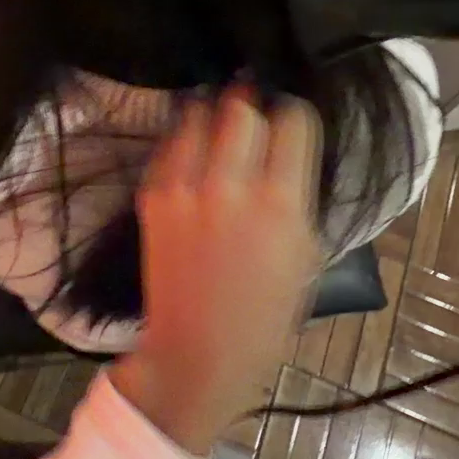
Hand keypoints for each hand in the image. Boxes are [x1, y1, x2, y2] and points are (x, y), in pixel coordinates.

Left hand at [108, 86, 323, 454]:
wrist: (198, 351)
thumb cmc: (265, 314)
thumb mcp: (306, 254)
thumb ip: (298, 194)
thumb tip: (289, 151)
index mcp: (281, 202)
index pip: (292, 120)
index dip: (294, 116)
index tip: (290, 124)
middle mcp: (231, 184)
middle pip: (242, 108)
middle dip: (252, 106)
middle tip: (253, 116)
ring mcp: (185, 187)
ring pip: (199, 114)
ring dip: (214, 113)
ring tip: (219, 124)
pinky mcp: (153, 194)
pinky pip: (170, 143)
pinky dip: (185, 138)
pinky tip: (193, 149)